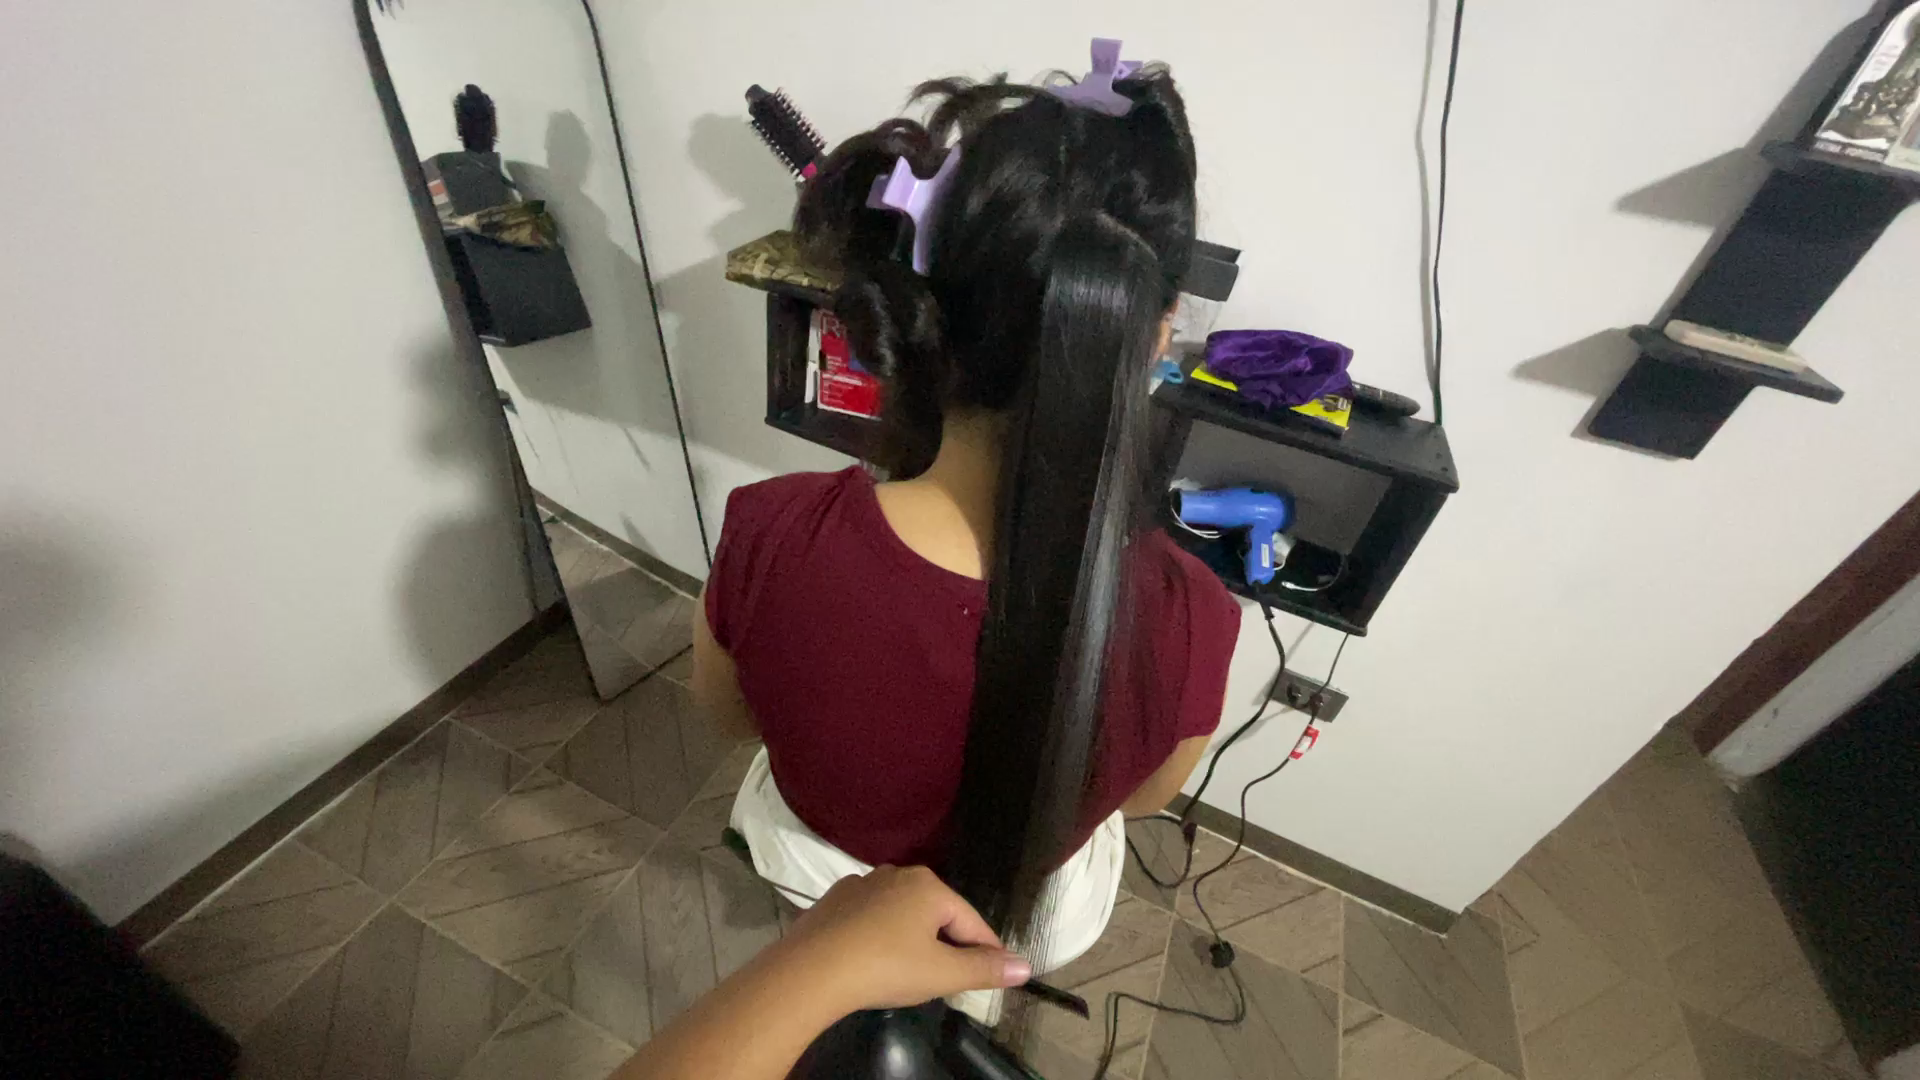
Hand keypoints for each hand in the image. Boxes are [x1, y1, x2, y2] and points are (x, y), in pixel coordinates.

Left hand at [776, 866, 1031, 1012]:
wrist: (812, 969)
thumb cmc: (886, 967)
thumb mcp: (941, 973)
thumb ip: (983, 968)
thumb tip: (1025, 965)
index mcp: (930, 886)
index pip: (971, 920)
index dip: (986, 950)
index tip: (996, 974)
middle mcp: (899, 873)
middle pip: (937, 912)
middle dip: (948, 942)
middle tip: (951, 977)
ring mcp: (864, 882)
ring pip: (903, 911)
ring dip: (913, 935)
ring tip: (912, 968)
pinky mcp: (837, 897)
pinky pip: (873, 914)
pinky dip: (881, 932)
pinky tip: (874, 955)